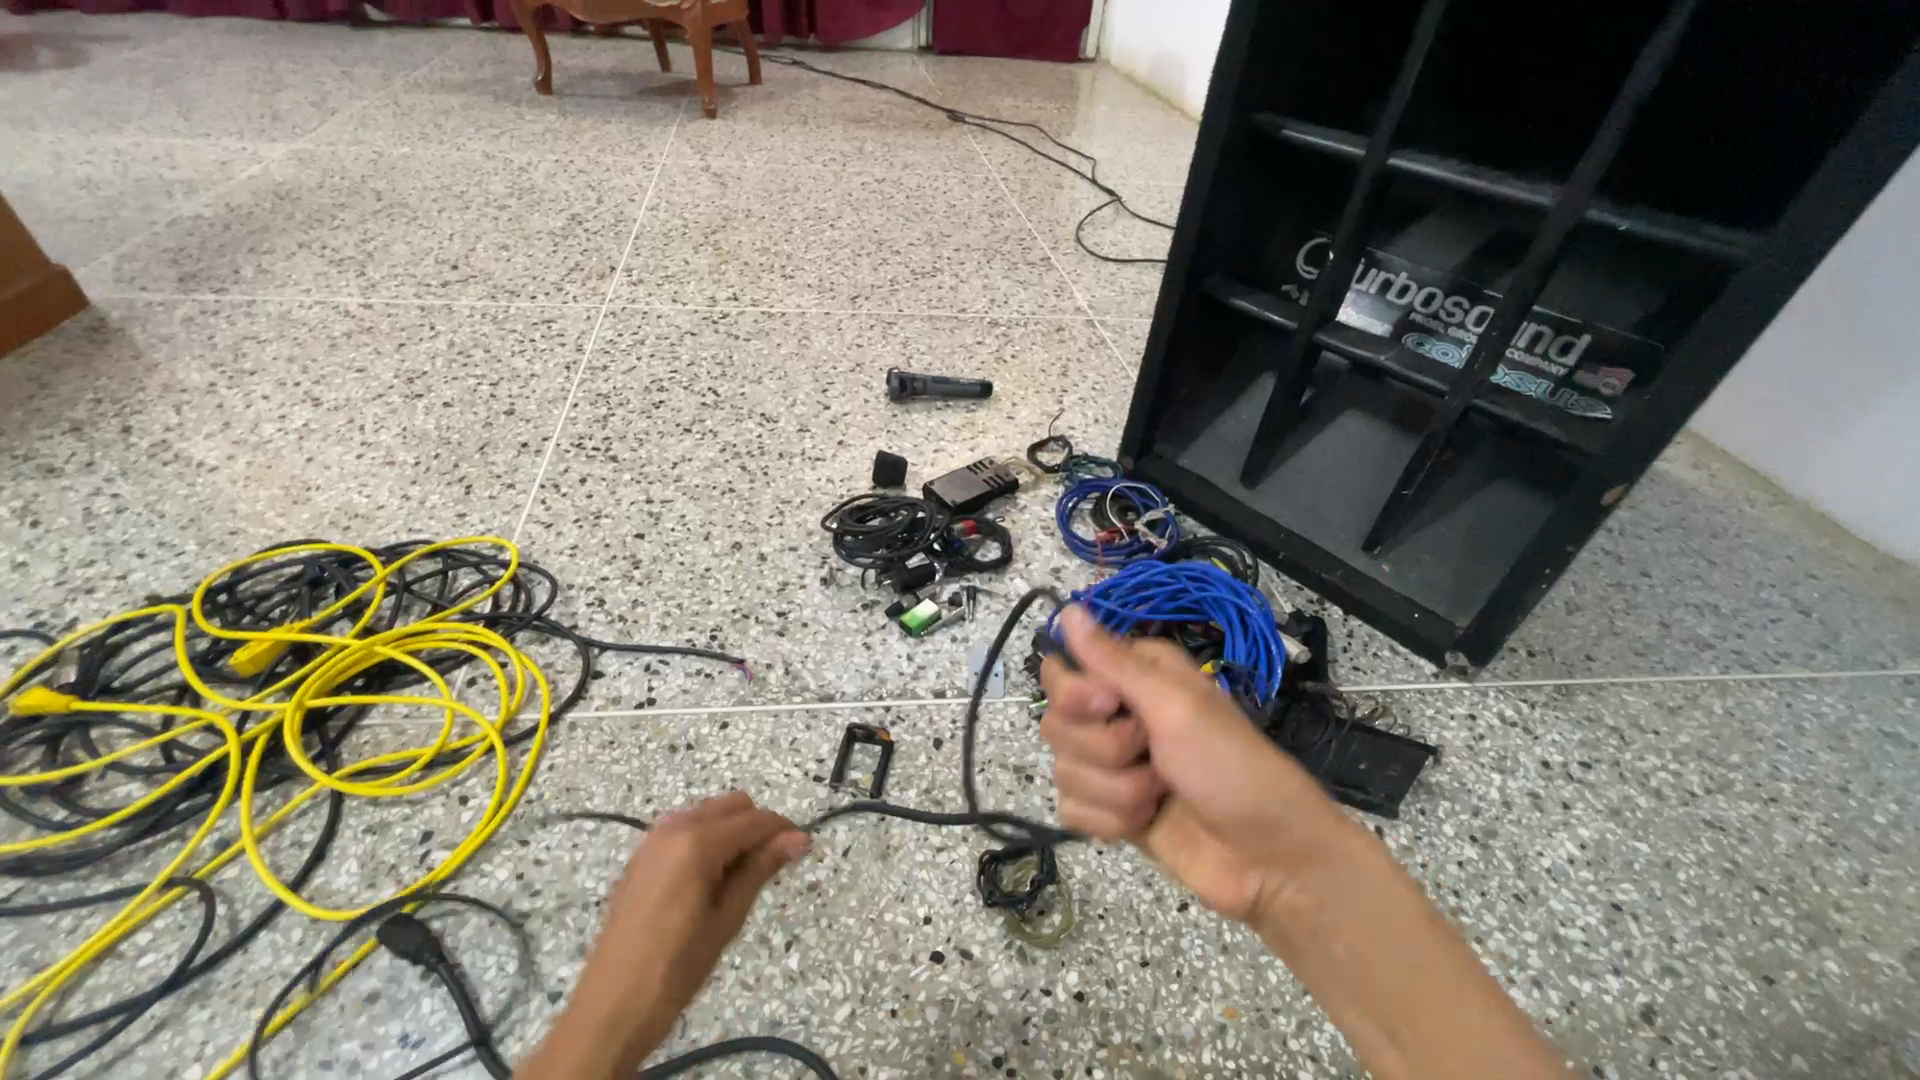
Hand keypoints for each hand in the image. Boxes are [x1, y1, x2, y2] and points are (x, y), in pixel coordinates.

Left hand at [521, 793, 809, 1078]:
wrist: (613, 1004)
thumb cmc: (677, 966)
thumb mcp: (727, 917)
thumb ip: (761, 868)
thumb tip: (800, 838)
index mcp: (697, 842)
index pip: (755, 820)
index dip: (784, 831)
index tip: (805, 848)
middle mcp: (674, 828)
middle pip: (733, 805)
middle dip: (757, 827)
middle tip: (771, 867)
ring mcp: (652, 840)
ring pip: (708, 812)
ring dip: (731, 830)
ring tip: (740, 877)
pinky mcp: (641, 856)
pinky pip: (684, 828)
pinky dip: (705, 839)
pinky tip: (709, 879)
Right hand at [1039, 606, 1349, 925]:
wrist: (1269, 859)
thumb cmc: (1232, 768)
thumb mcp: (1177, 706)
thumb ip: (1114, 661)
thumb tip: (1069, 609)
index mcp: (1135, 677)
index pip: (1061, 671)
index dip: (1075, 694)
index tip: (1111, 706)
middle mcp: (1118, 715)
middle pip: (1056, 723)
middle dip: (1105, 750)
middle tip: (1153, 755)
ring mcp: (1111, 766)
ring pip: (1064, 770)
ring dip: (1118, 790)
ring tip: (1161, 795)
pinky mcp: (1109, 810)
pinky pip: (1072, 810)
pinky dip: (1110, 821)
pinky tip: (1145, 823)